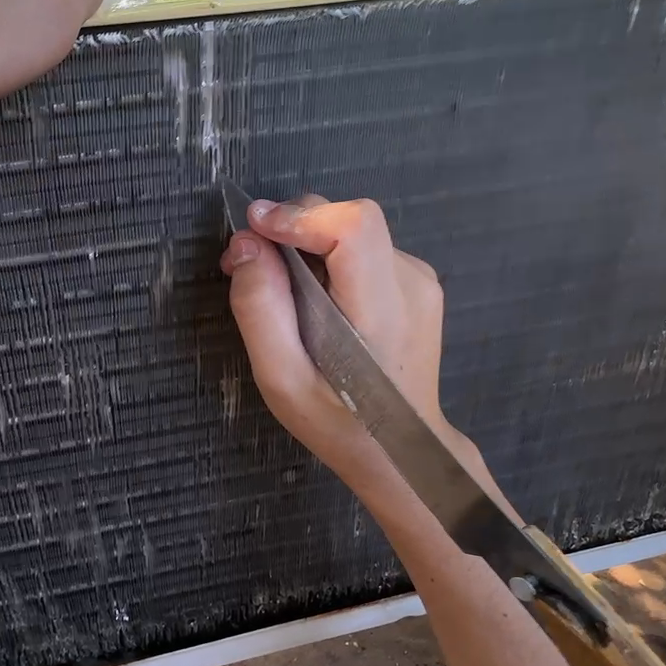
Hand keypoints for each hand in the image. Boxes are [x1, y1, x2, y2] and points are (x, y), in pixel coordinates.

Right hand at [221, 195, 512, 518]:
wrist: (399, 450)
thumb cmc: (336, 422)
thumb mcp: (281, 377)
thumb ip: (260, 307)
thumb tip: (246, 244)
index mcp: (382, 310)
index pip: (354, 226)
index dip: (300, 215)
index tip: (255, 226)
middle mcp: (410, 283)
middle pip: (348, 219)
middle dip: (290, 227)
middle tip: (246, 260)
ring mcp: (419, 280)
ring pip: (351, 230)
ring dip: (305, 242)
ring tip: (273, 283)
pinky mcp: (416, 281)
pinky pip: (361, 247)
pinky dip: (326, 256)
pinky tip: (309, 294)